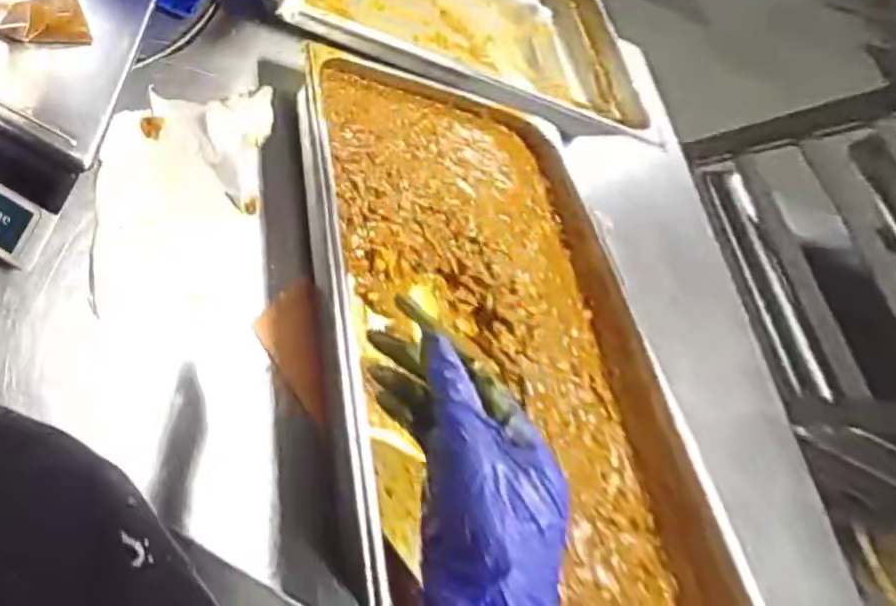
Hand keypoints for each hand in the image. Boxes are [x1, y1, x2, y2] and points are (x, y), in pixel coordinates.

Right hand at [369, 296, 568, 605]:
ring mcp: (474, 467)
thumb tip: (439, 345)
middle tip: (380, 337)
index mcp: (522, 442)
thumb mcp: (471, 446)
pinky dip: (404, 412)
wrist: (480, 595)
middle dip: (418, 364)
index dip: (445, 346)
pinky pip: (426, 434)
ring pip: (437, 412)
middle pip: (456, 392)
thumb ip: (452, 391)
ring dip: (405, 385)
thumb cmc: (489, 522)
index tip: (412, 317)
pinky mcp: (448, 481)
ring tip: (372, 363)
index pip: (480, 377)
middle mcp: (501, 450)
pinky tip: (382, 396)